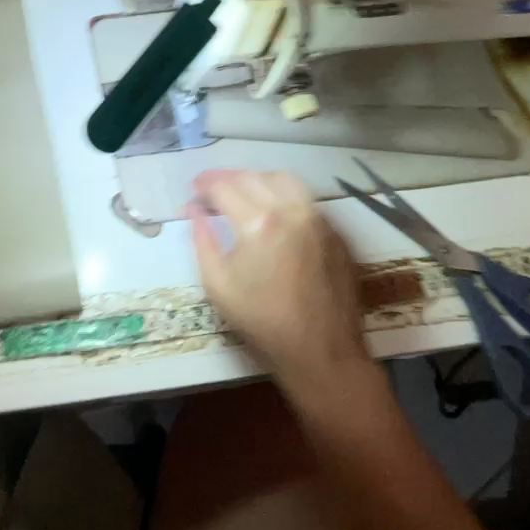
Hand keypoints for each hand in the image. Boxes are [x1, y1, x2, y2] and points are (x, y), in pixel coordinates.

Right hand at [189, 170, 369, 375]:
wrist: (322, 352)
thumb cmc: (263, 322)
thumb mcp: (218, 285)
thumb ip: (202, 240)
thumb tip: (194, 211)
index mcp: (258, 224)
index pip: (223, 187)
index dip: (204, 186)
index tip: (194, 192)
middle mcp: (290, 211)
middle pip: (252, 177)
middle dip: (226, 179)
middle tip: (211, 190)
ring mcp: (318, 219)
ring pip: (284, 180)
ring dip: (258, 180)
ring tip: (244, 193)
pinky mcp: (335, 231)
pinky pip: (307, 199)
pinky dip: (285, 195)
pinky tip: (275, 212)